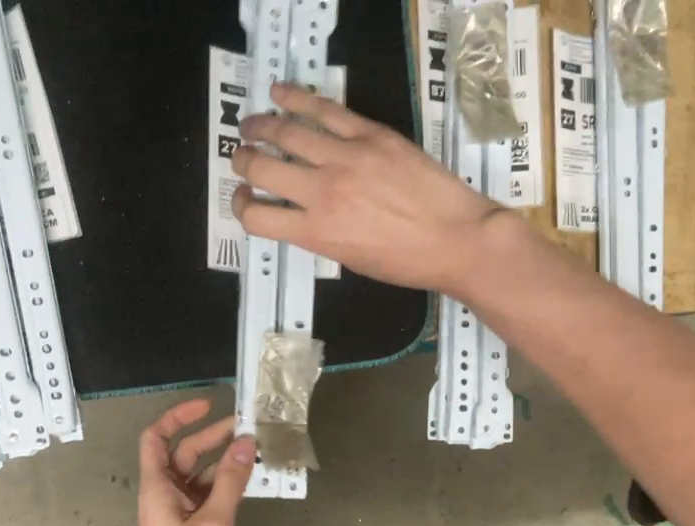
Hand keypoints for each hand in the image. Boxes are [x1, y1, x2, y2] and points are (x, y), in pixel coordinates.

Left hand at [136, 400, 255, 525]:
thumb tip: (247, 441)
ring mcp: (177, 510)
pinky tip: (248, 478)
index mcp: (157, 488)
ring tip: (255, 450)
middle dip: (212, 436)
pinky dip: (225, 483)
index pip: (155, 438)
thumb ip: (232, 481)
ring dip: (223, 460)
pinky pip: (206, 494)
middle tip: (247, 427)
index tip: (208, 405)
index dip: (177, 417)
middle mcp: (163, 494)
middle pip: (183, 453)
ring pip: (198, 474)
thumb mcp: (215, 522)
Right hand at [231, 82, 508, 294]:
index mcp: (316, 233)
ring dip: (260, 126)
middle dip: (242, 162)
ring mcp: (346, 157)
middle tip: (240, 158)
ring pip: (287, 132)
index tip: (244, 199)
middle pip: (262, 167)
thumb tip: (302, 215)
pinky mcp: (370, 133)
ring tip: (250, 125)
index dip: (241, 206)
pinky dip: (297, 99)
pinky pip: (325, 109)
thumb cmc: (405, 262)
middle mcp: (322, 192)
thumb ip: (320, 235)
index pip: (257, 216)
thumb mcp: (351, 259)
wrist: (455, 239)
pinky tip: (281, 94)